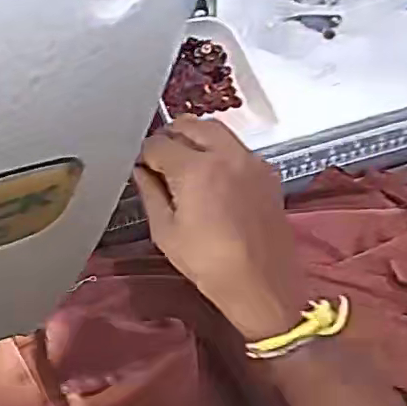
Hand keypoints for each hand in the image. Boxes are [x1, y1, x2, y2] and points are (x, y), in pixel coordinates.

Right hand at [134, 116, 306, 339]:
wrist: (259, 281)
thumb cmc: (206, 262)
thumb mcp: (165, 231)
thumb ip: (150, 194)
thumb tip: (141, 172)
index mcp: (195, 169)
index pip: (159, 143)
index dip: (144, 154)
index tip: (140, 168)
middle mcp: (226, 155)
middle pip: (190, 124)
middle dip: (170, 136)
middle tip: (158, 159)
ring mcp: (250, 160)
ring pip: (216, 131)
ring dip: (194, 139)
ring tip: (182, 165)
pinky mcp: (266, 172)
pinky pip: (235, 147)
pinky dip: (217, 151)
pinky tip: (209, 177)